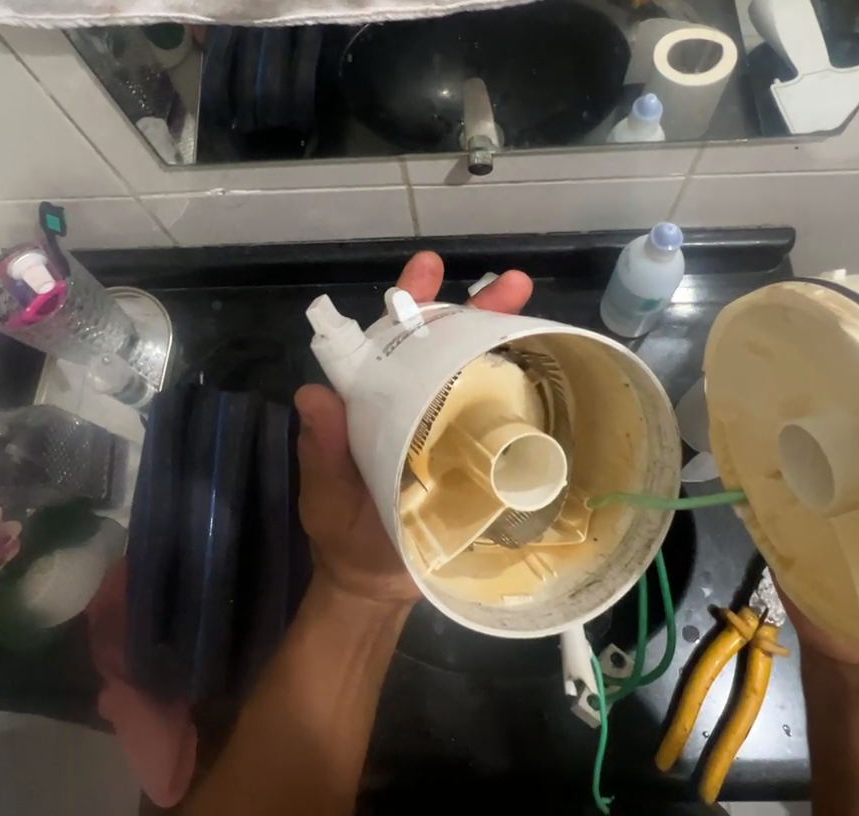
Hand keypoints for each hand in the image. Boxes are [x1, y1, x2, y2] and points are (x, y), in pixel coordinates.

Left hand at [293, 252, 533, 605]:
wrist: (377, 588)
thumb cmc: (344, 537)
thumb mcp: (326, 494)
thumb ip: (319, 450)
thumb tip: (311, 395)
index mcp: (372, 403)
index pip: (391, 340)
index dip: (409, 302)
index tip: (429, 269)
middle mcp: (412, 405)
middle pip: (443, 346)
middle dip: (474, 310)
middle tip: (510, 285)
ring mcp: (448, 431)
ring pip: (476, 373)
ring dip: (504, 341)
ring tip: (535, 314)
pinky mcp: (477, 459)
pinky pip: (500, 419)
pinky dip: (520, 393)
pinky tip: (547, 374)